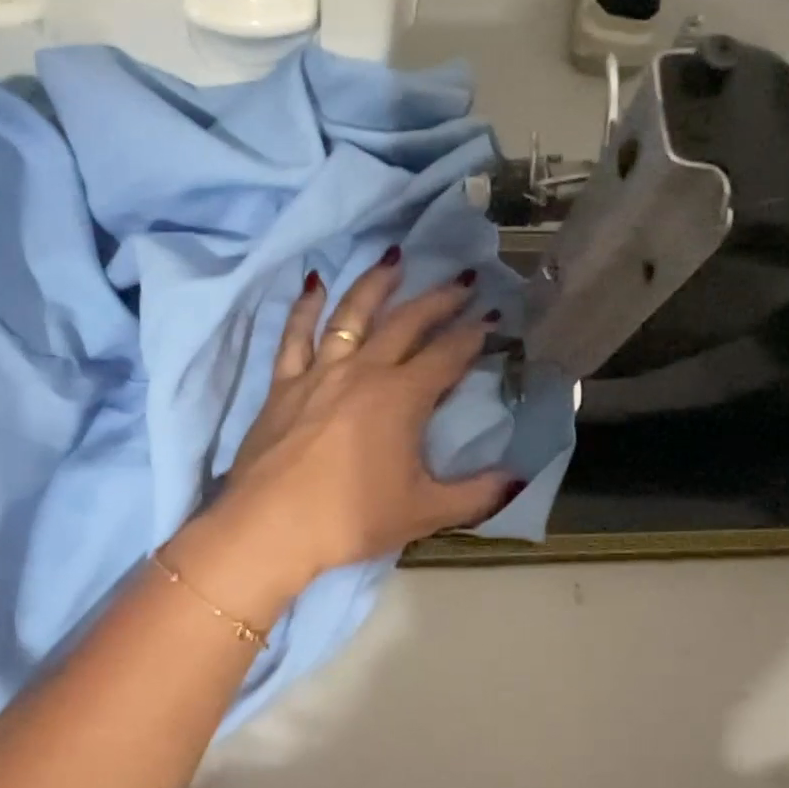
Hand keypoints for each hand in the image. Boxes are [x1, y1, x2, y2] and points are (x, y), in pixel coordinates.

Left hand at [211, 253, 515, 590]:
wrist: (270, 527)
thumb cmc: (351, 520)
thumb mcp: (425, 513)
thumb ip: (477, 494)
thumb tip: (518, 478)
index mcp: (402, 397)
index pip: (447, 355)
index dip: (475, 334)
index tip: (494, 316)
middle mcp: (363, 371)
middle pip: (406, 323)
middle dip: (439, 300)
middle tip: (463, 280)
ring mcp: (319, 373)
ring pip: (351, 315)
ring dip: (376, 285)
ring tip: (395, 260)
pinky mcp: (283, 385)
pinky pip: (295, 335)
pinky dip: (306, 307)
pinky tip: (314, 285)